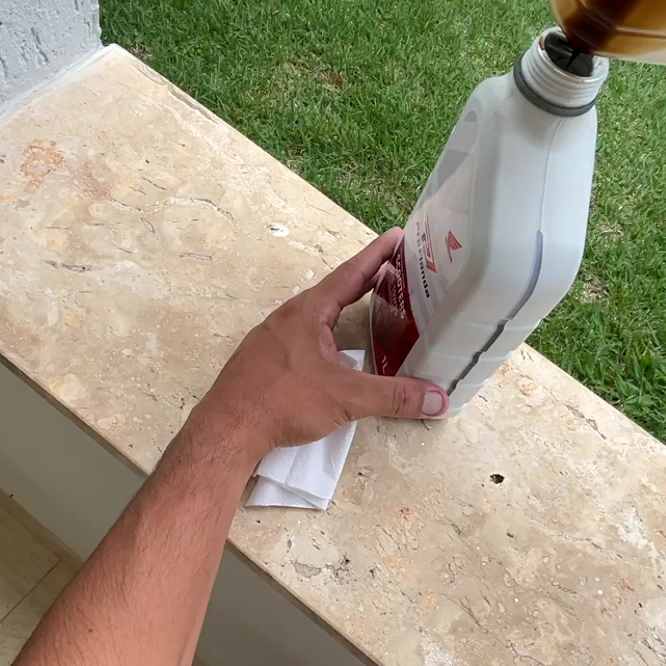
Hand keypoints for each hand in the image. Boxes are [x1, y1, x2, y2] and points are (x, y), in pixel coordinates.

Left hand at [185, 227, 447, 467]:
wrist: (227, 430)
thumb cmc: (280, 403)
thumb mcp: (345, 398)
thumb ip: (393, 397)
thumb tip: (437, 399)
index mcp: (308, 312)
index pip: (351, 274)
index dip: (378, 255)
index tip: (397, 236)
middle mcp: (289, 318)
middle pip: (335, 291)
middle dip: (367, 282)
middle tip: (396, 273)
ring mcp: (274, 339)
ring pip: (318, 316)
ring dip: (345, 309)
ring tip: (371, 308)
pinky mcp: (266, 361)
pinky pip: (304, 337)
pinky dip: (328, 334)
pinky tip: (336, 352)